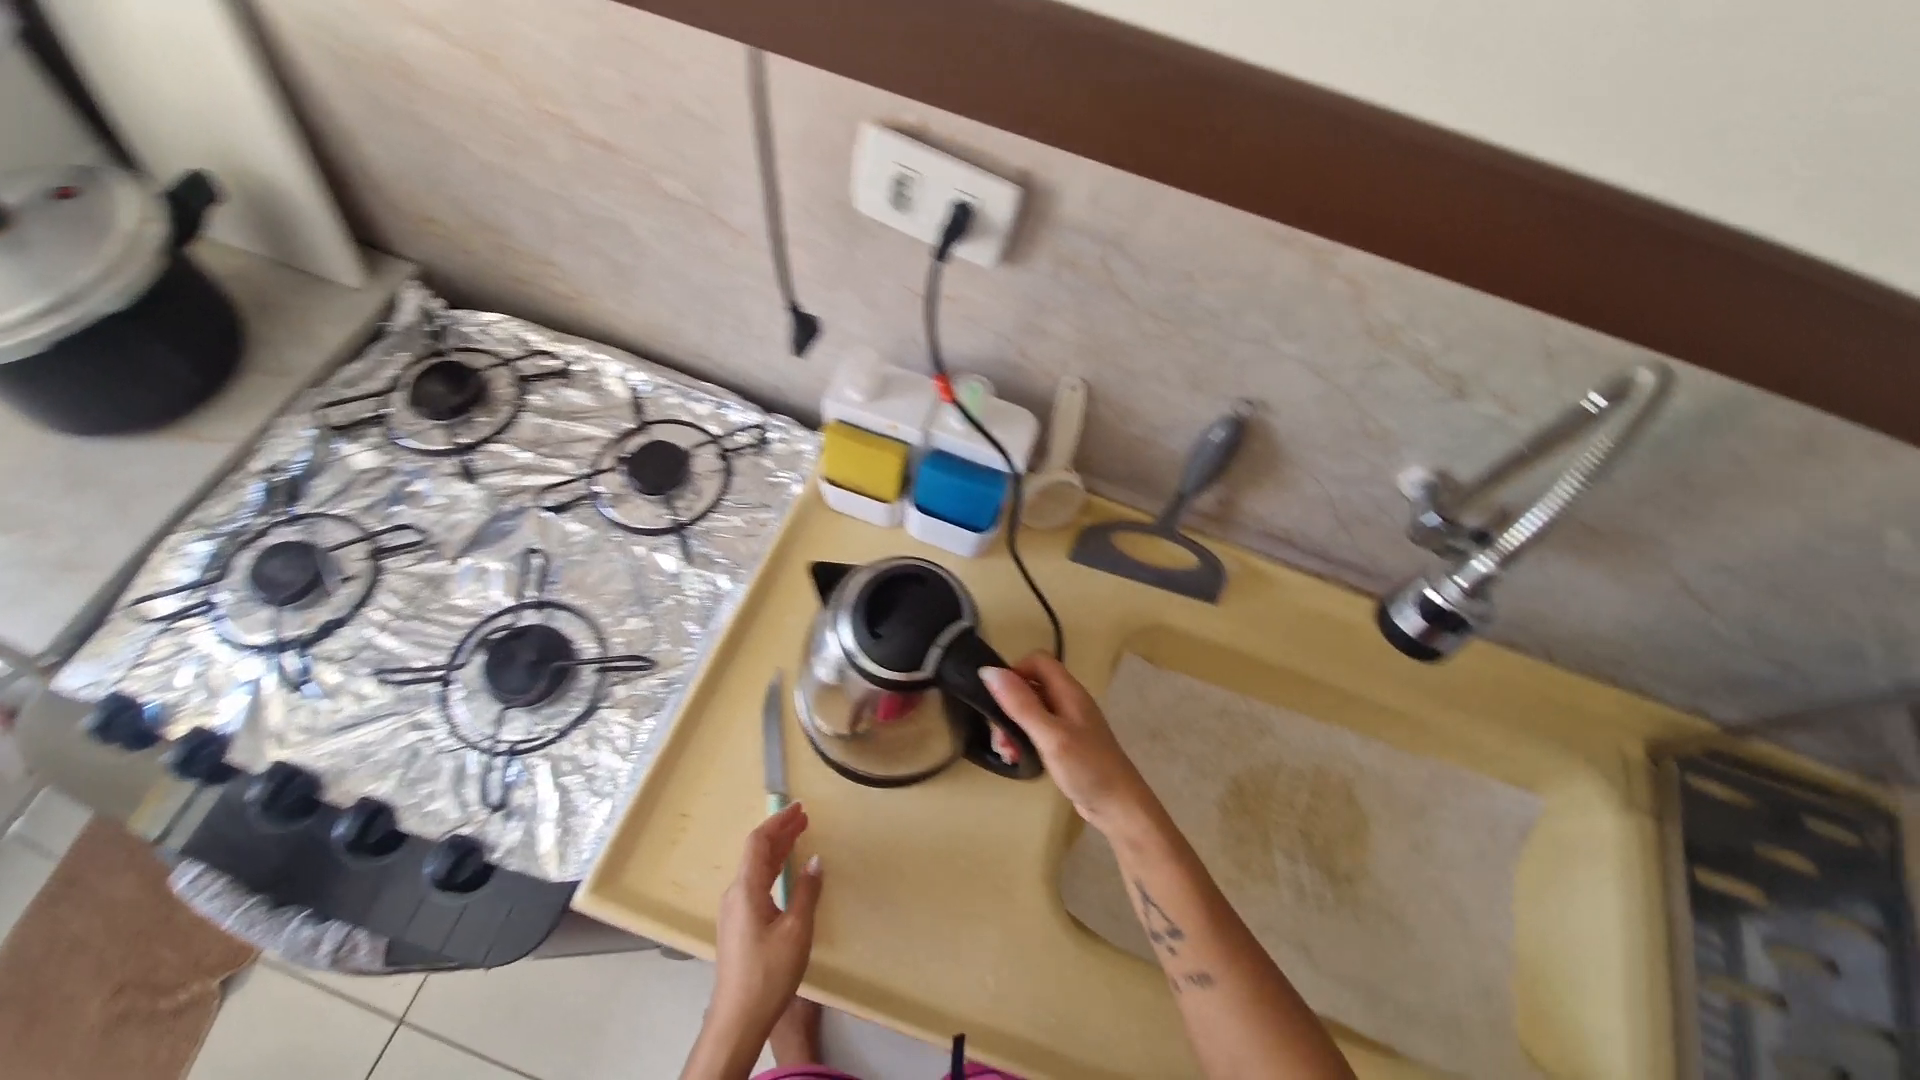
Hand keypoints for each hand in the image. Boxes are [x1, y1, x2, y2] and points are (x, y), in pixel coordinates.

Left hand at [711, 802, 823, 1037]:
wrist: (738, 1017)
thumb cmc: (769, 972)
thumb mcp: (797, 930)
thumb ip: (806, 891)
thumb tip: (815, 861)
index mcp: (746, 889)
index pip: (759, 843)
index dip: (778, 822)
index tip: (799, 808)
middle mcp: (735, 894)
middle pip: (757, 853)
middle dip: (781, 832)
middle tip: (805, 818)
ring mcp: (734, 911)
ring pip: (756, 869)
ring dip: (778, 850)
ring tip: (800, 837)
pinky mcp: (738, 926)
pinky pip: (756, 884)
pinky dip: (773, 869)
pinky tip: (787, 874)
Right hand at [980, 654, 1156, 835]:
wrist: (1118, 806)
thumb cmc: (1086, 767)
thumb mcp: (1050, 735)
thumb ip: (1021, 704)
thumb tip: (989, 671)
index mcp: (1069, 692)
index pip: (1037, 661)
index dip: (1015, 672)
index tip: (997, 697)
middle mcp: (1069, 701)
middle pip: (1031, 686)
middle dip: (1008, 706)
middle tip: (999, 736)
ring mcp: (1068, 723)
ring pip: (1030, 711)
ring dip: (1012, 727)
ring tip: (1006, 753)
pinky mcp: (1065, 744)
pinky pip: (1037, 731)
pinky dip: (1023, 740)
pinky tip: (1017, 759)